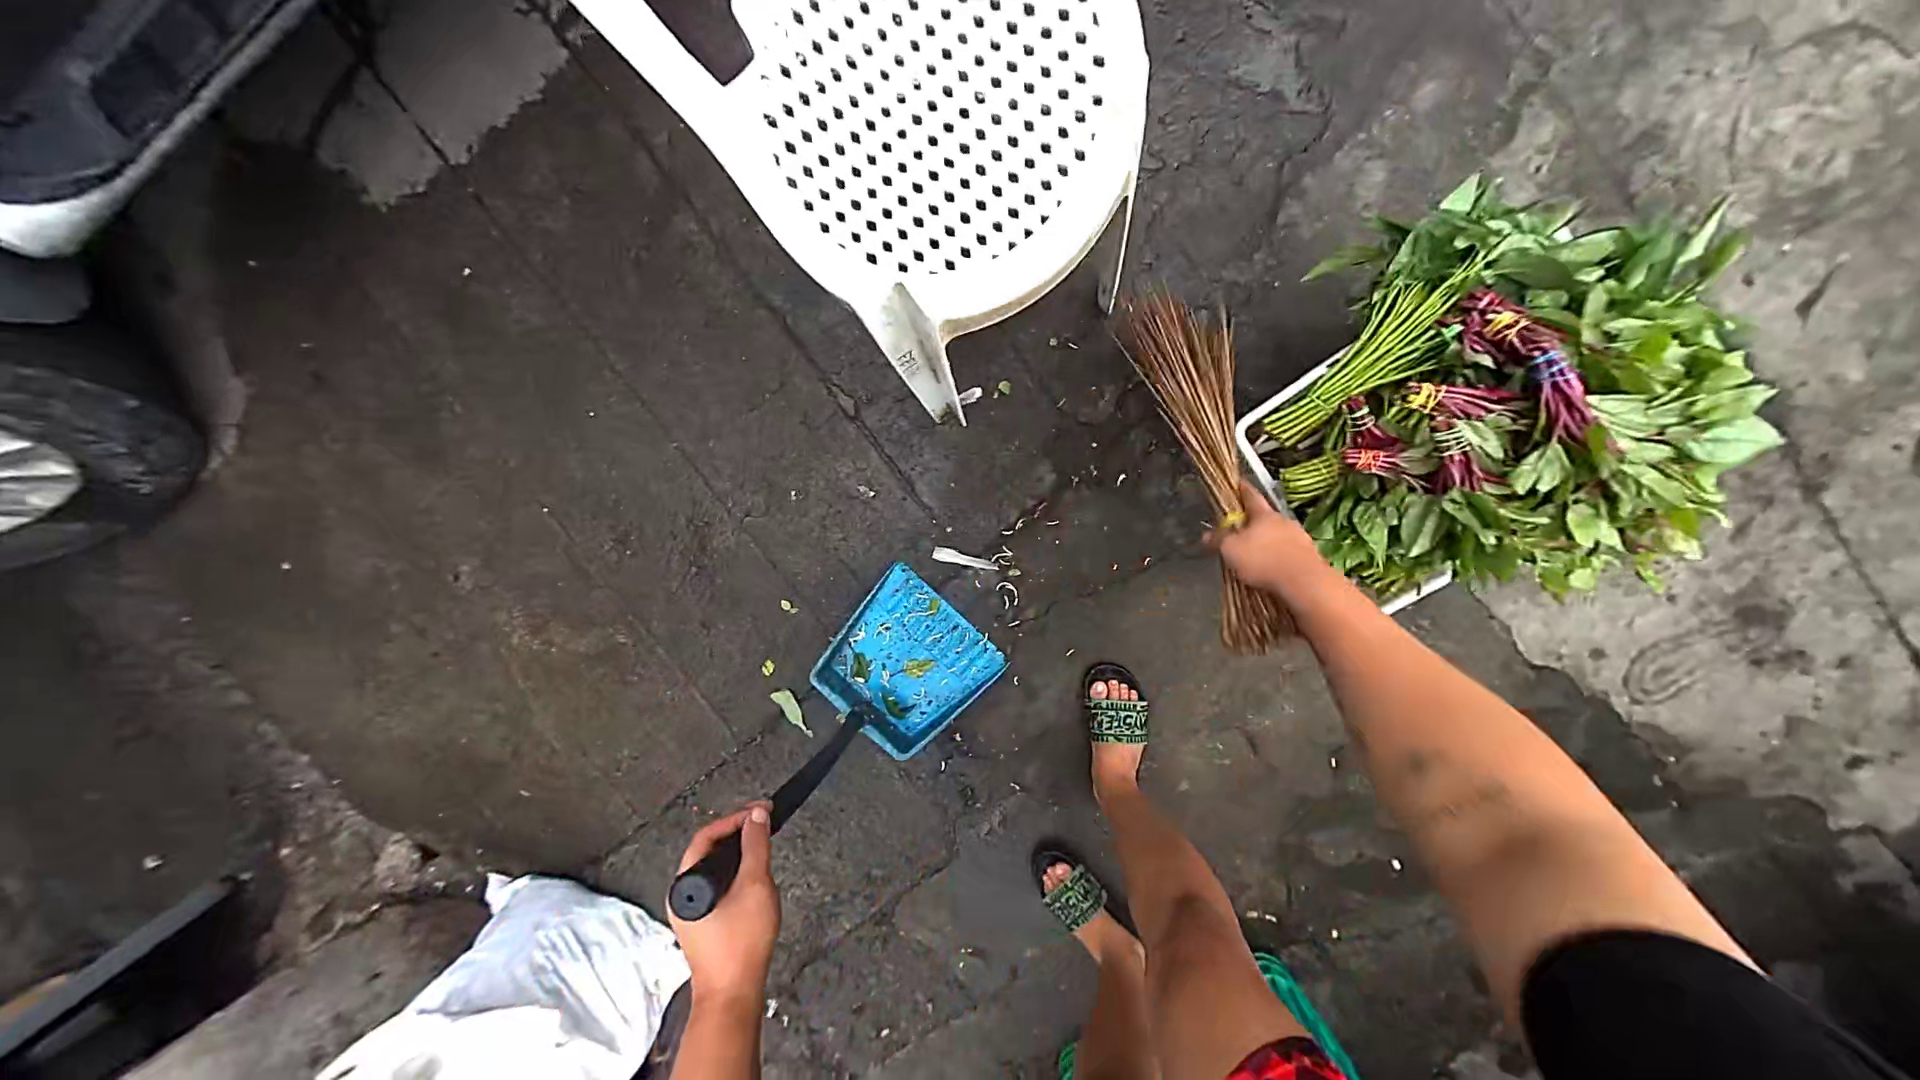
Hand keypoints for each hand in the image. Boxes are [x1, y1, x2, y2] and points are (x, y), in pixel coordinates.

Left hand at [670, 802, 780, 1006]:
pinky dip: (737, 870)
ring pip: (714, 867)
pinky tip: (755, 873)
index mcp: (685, 885)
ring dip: (739, 851)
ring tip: (763, 843)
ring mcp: (691, 910)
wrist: (733, 994)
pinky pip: (718, 883)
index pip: (708, 836)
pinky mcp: (704, 922)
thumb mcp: (755, 885)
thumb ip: (756, 846)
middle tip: (763, 822)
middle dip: (738, 832)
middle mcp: (682, 895)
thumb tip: (757, 816)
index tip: (761, 811)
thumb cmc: (742, 943)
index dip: (736, 818)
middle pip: (708, 849)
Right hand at [1207, 480, 1323, 594]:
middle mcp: (1284, 521)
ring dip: (1267, 541)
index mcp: (1264, 514)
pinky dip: (1278, 556)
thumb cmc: (1263, 560)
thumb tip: (1206, 534)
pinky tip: (1271, 568)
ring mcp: (1300, 538)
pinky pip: (1288, 552)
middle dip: (1253, 523)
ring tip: (1255, 554)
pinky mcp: (1309, 556)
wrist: (1304, 582)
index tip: (1238, 483)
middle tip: (1240, 530)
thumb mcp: (1231, 550)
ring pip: (1278, 535)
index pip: (1251, 496)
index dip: (1242, 489)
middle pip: (1265, 517)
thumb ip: (1219, 540)